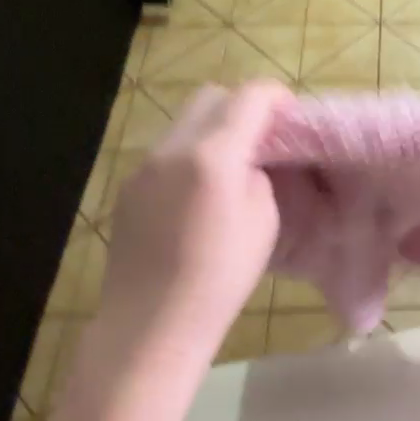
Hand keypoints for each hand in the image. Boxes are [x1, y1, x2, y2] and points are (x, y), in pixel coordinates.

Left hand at [99, 80, 289, 345]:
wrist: (151, 323)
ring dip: (213, 131)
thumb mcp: (263, 222)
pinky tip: (199, 196)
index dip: (276, 98)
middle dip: (241, 107)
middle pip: (211, 97)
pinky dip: (190, 155)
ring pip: (184, 122)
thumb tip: (247, 162)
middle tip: (262, 140)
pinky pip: (166, 152)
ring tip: (231, 169)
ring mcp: (143, 166)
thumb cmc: (220, 278)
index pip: (248, 97)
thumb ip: (257, 176)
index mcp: (212, 156)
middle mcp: (172, 149)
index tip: (291, 117)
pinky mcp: (128, 187)